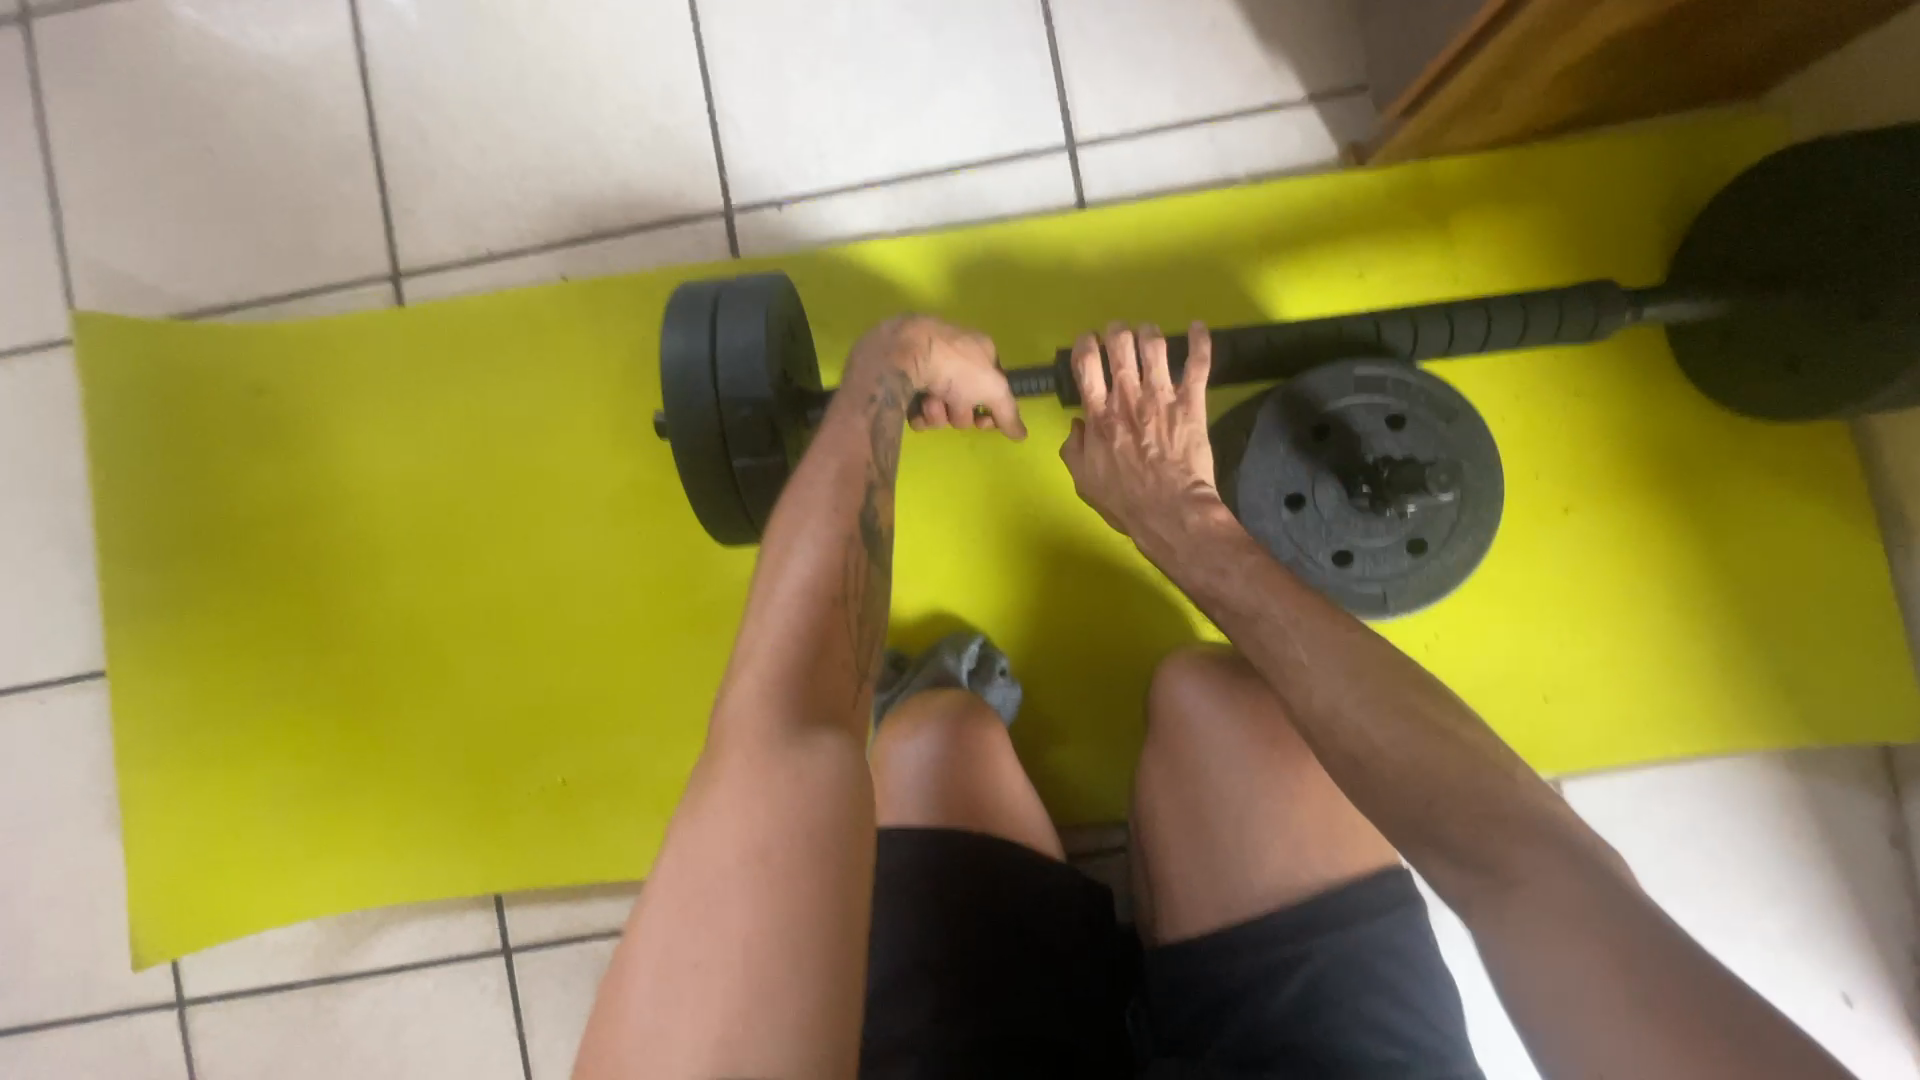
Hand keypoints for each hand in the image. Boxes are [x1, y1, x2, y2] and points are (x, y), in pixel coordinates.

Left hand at [848, 315, 1026, 439]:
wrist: (902, 354)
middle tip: (953, 404)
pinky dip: (918, 413)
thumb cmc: (955, 367)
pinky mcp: (902, 381)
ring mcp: (926, 370)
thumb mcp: (993, 390)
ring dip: (938, 414)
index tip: (983, 423)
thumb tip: (1022, 436)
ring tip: (929, 402)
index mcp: (979, 351)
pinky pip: (917, 410)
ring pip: (940, 411)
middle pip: (965, 405)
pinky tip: (913, 404)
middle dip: (959, 412)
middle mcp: (954, 359)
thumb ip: (1009, 413)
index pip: (993, 389)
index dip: (991, 410)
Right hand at [1059, 322, 1222, 553]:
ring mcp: (1161, 397)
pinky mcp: (1191, 403)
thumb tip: (1076, 424)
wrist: (1169, 510)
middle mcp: (1128, 397)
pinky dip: (1200, 341)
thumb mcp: (1083, 480)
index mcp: (1099, 415)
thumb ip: (1073, 449)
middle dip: (1116, 331)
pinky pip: (1198, 363)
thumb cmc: (1124, 500)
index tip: (1087, 342)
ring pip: (1154, 345)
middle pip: (1119, 344)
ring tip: (1148, 332)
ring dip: (1149, 332)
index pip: (1086, 363)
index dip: (1085, 344)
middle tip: (1118, 334)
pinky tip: (1199, 327)